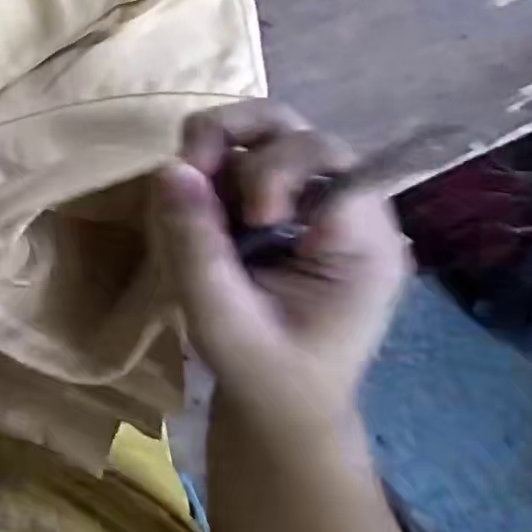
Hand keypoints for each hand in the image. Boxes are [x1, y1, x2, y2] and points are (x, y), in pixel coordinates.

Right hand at [152, 100, 410, 436]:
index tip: (247, 220)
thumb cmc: (265, 373)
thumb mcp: (223, 319)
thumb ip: (197, 246)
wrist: (278, 403)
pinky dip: (206, 161)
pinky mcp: (275, 197)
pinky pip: (238, 150)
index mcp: (361, 242)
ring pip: (263, 128)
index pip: (329, 164)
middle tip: (195, 175)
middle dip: (234, 139)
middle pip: (294, 129)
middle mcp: (342, 207)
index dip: (274, 172)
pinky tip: (196, 202)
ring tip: (190, 186)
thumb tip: (170, 167)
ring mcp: (305, 197)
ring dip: (215, 143)